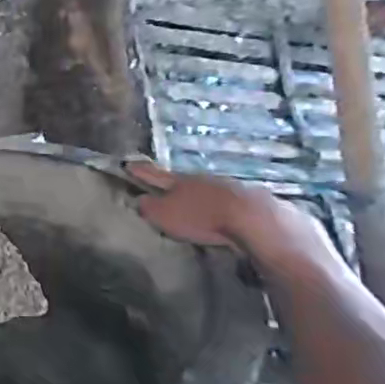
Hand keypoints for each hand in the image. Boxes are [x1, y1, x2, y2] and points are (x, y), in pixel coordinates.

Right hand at [125, 159, 281, 247]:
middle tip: (167, 191)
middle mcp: (203, 179)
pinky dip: (225, 208)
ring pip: (210, 190)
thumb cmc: (201, 217)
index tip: (129, 163)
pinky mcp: (253, 201)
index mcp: (179, 181)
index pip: (154, 175)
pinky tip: (227, 216)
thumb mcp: (163, 215)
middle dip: (175, 186)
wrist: (255, 219)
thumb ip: (148, 207)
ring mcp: (230, 187)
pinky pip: (232, 202)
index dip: (141, 171)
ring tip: (198, 207)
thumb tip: (140, 200)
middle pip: (185, 181)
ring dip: (203, 197)